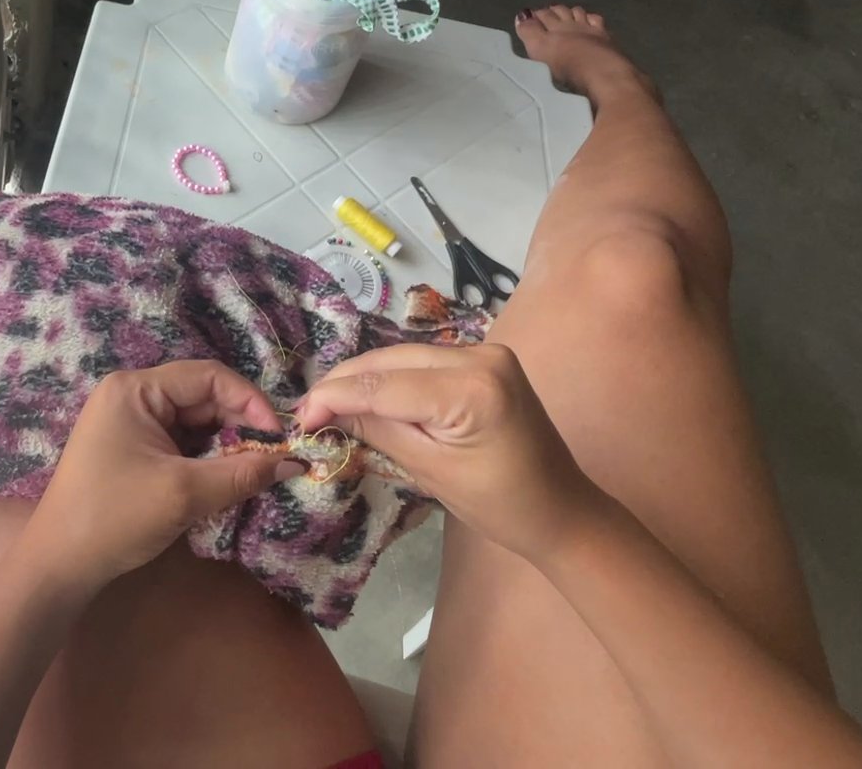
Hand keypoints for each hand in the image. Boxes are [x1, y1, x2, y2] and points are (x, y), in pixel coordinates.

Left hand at [25, 361, 307, 588]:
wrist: (58, 567)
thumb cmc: (115, 518)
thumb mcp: (184, 494)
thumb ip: (242, 473)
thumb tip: (295, 463)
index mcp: (135, 389)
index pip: (207, 376)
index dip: (249, 400)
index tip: (279, 436)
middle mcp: (132, 396)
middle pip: (202, 397)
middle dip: (240, 424)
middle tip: (275, 456)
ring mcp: (130, 422)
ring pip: (195, 421)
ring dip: (226, 443)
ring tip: (257, 468)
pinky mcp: (133, 449)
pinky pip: (181, 441)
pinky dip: (207, 457)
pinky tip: (228, 476)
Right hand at [295, 343, 599, 560]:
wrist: (561, 510)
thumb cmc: (499, 505)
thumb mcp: (429, 471)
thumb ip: (376, 431)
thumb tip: (324, 412)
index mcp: (472, 390)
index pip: (384, 385)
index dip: (335, 396)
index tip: (300, 415)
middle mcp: (479, 355)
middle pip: (390, 361)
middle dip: (344, 383)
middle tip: (308, 410)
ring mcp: (484, 351)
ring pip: (401, 357)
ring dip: (364, 378)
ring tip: (328, 403)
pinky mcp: (483, 357)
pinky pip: (421, 362)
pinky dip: (390, 377)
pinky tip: (366, 394)